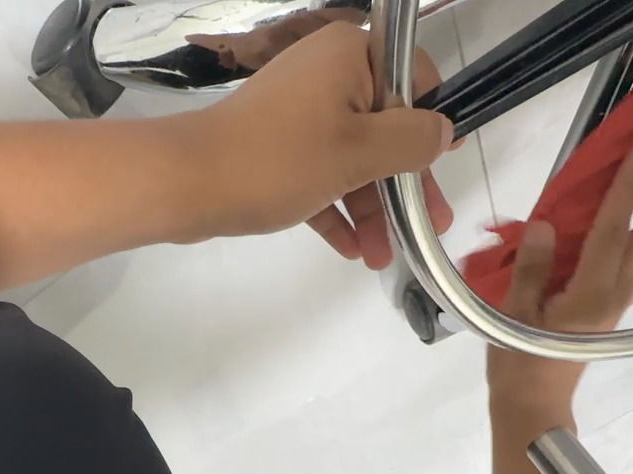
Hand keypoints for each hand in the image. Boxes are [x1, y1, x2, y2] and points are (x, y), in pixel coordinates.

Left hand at [180, 22, 454, 269]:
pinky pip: (316, 178)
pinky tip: (351, 250)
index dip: (430, 126)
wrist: (188, 184)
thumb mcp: (357, 152)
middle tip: (425, 229)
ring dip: (368, 210)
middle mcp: (326, 77)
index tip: (441, 168)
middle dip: (401, 187)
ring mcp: (297, 116)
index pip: (413, 80)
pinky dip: (333, 211)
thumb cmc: (278, 161)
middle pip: (382, 131)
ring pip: (348, 162)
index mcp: (352, 57)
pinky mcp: (274, 152)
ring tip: (382, 258)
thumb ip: (410, 141)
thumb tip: (444, 131)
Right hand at [488, 138, 632, 420]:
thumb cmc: (518, 364)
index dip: (627, 184)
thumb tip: (547, 225)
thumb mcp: (514, 314)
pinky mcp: (616, 311)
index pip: (614, 227)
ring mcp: (621, 303)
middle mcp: (616, 293)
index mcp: (591, 292)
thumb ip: (532, 269)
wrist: (532, 405)